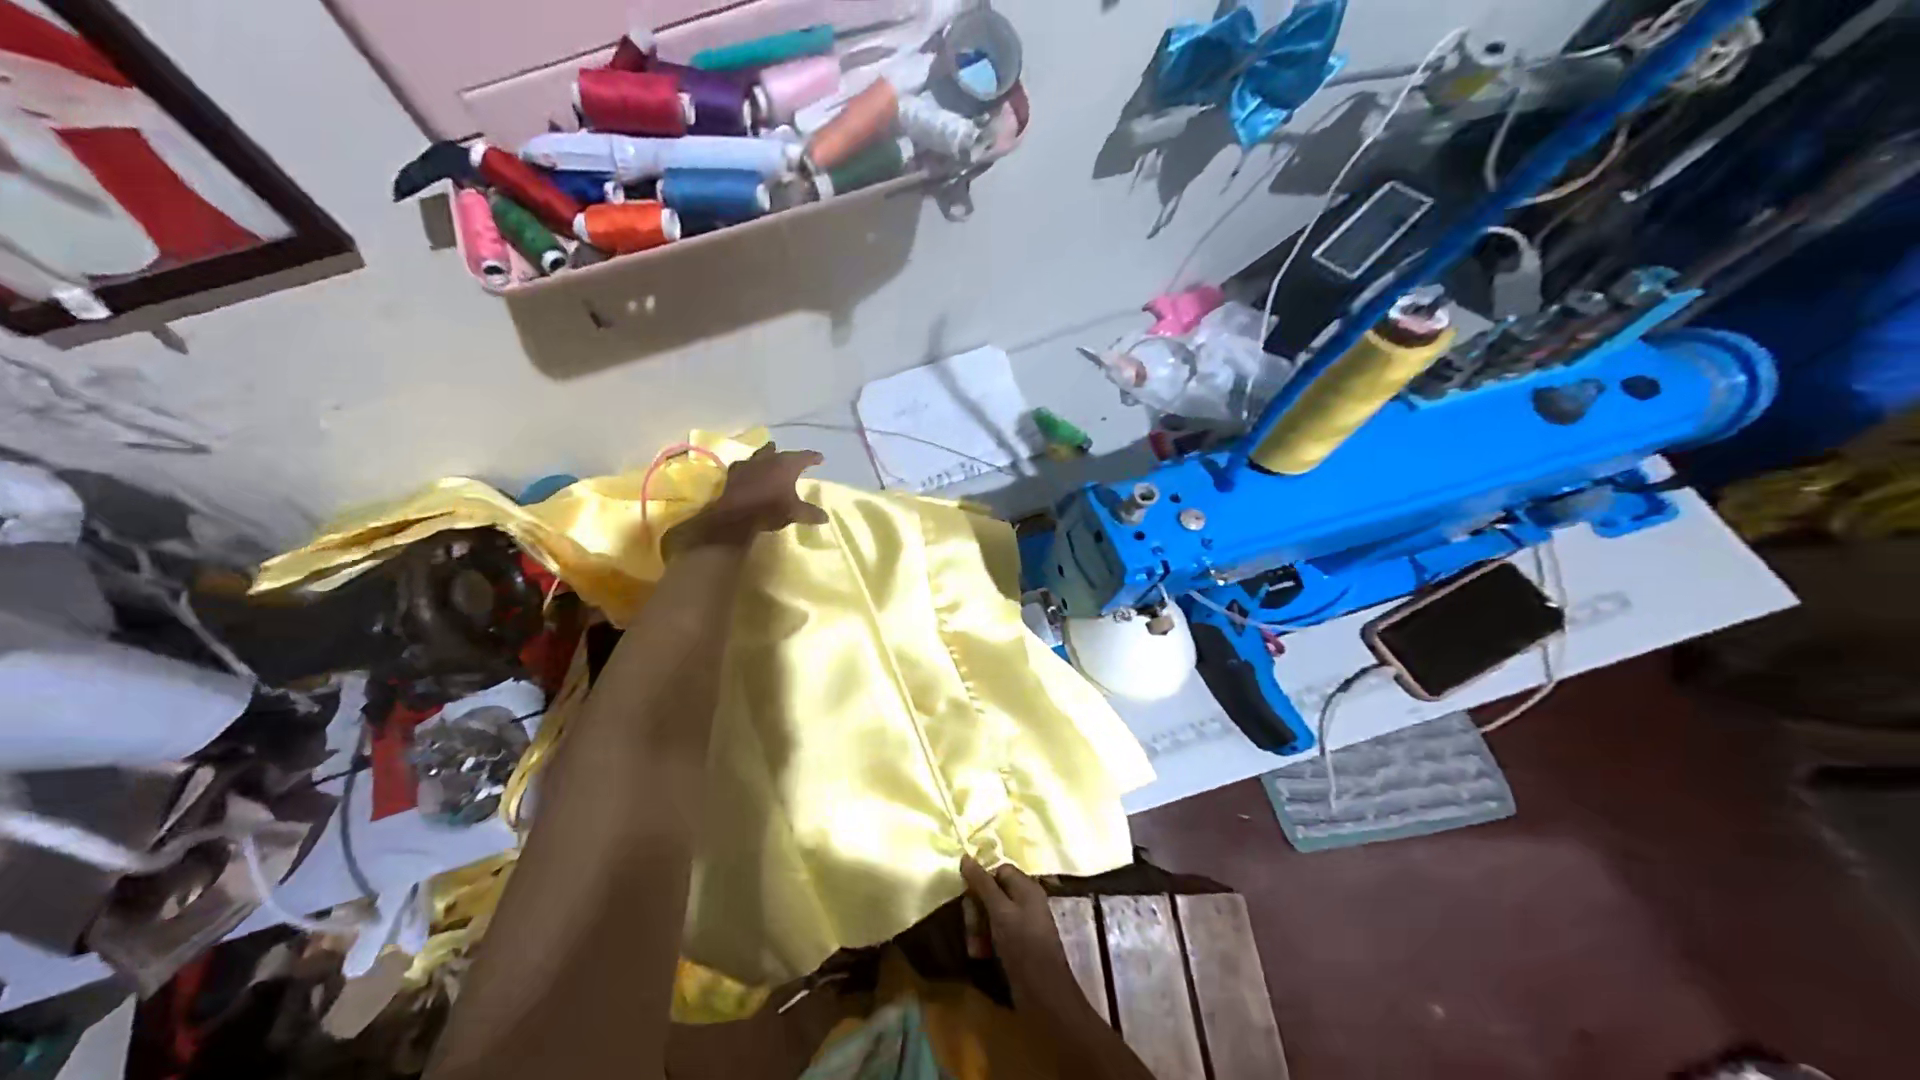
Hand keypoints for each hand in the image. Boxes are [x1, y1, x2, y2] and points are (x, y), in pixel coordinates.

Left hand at [664, 444, 826, 558]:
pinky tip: (748, 472)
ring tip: (769, 456)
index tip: (820, 457)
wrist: (732, 514)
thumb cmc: (768, 509)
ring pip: (760, 455)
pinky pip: (744, 466)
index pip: (804, 456)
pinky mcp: (732, 473)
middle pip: (780, 452)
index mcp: (786, 465)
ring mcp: (748, 464)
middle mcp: (768, 459)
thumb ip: (810, 513)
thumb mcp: (794, 513)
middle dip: (787, 454)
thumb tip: (826, 517)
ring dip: (766, 456)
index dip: (813, 457)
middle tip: (791, 456)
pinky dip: (749, 468)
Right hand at [960, 856, 1084, 1017]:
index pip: (998, 871)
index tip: (967, 896)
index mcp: (1026, 887)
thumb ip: (982, 883)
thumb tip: (965, 856)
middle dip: (977, 909)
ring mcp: (1022, 924)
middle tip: (971, 926)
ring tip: (975, 947)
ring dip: (978, 928)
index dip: (982, 881)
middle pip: (992, 893)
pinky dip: (986, 941)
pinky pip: (996, 933)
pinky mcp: (1017, 944)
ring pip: (991, 915)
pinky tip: (980, 954)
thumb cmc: (1022, 944)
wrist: (1043, 992)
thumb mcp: (999, 910)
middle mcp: (1026, 901)